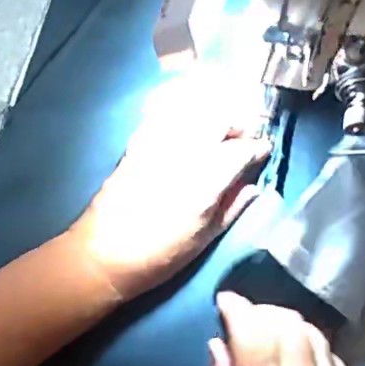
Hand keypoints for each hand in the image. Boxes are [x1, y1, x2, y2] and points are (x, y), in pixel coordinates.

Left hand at [63, 102, 268, 300]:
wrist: (100, 257)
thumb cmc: (155, 258)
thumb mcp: (201, 241)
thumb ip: (230, 209)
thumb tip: (252, 186)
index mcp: (203, 182)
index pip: (241, 149)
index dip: (258, 147)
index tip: (263, 150)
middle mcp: (181, 155)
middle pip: (218, 115)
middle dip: (237, 119)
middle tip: (243, 135)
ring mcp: (155, 145)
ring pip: (191, 107)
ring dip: (211, 110)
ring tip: (217, 127)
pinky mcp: (134, 145)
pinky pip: (163, 113)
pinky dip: (180, 110)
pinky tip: (186, 123)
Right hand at [210, 292, 364, 365]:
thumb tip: (217, 345)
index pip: (250, 331)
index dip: (236, 308)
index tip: (223, 300)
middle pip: (282, 322)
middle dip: (260, 310)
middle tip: (244, 316)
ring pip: (309, 330)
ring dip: (286, 320)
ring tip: (269, 327)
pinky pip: (328, 350)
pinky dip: (308, 340)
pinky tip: (297, 350)